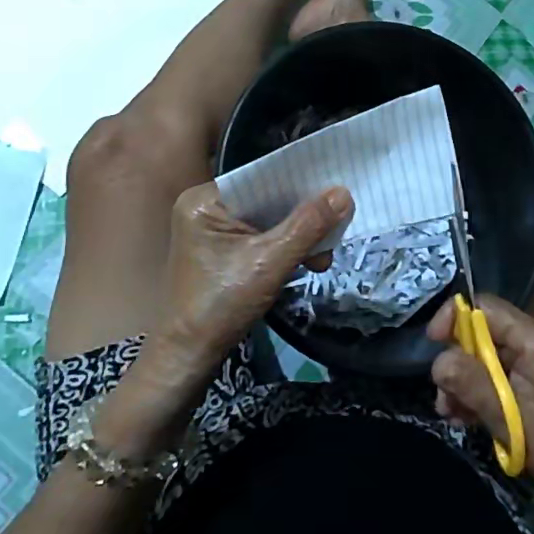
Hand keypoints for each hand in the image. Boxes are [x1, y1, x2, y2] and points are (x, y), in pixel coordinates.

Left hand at [152, 182, 352, 375]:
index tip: (336, 187)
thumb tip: (344, 193)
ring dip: (301, 234)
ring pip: (272, 217)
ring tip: (322, 256)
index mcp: (205, 200)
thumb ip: (308, 225)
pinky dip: (289, 245)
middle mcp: (208, 207)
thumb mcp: (270, 262)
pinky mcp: (226, 250)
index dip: (300, 179)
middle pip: (269, 196)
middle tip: (335, 228)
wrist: (189, 358)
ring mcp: (216, 230)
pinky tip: (310, 260)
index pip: (262, 175)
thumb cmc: (221, 305)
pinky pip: (266, 234)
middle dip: (305, 215)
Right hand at [428, 294, 533, 496]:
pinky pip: (500, 377)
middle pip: (483, 335)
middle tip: (444, 400)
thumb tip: (438, 360)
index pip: (487, 307)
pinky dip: (482, 394)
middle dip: (458, 363)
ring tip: (454, 417)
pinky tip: (469, 419)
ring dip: (466, 384)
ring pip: (488, 359)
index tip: (433, 344)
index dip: (456, 318)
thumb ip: (474, 386)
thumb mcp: (512, 418)